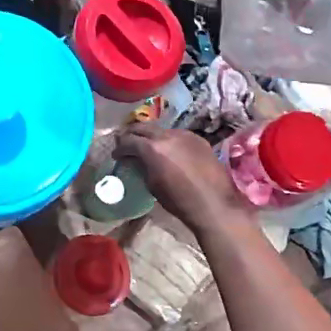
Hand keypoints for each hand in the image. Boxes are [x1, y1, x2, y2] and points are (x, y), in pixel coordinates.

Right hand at [115, 124, 252, 235]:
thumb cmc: (179, 200)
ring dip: (151, 136)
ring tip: (148, 147)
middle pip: (143, 127)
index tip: (116, 155)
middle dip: (132, 134)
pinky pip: (177, 135)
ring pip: (161, 129)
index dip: (119, 148)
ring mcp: (185, 134)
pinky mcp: (198, 139)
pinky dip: (168, 140)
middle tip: (126, 144)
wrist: (213, 204)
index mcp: (152, 148)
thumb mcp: (152, 184)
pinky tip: (169, 151)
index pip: (128, 140)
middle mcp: (167, 135)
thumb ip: (141, 166)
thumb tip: (136, 160)